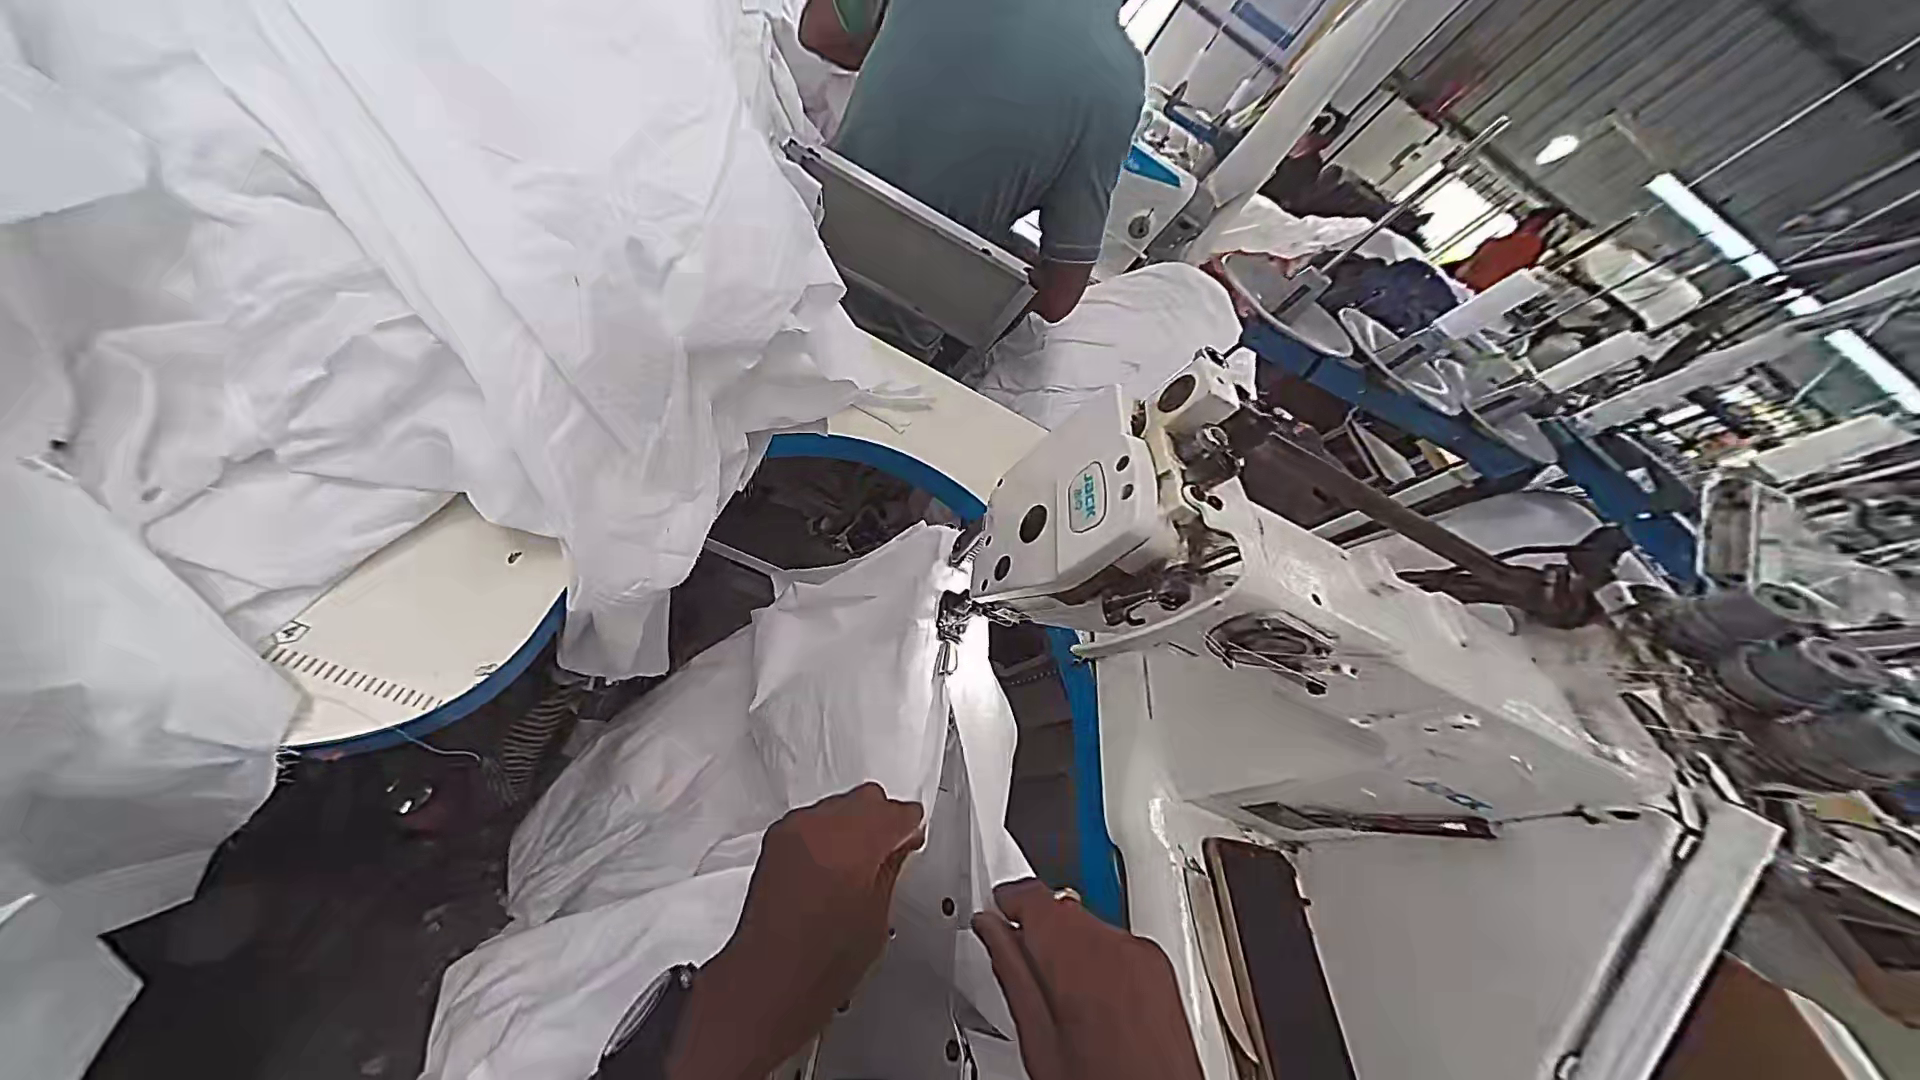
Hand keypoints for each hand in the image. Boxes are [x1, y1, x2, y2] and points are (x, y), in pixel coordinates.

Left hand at [668, 783, 923, 1079]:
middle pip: (868, 799)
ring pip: (839, 805)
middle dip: (882, 818)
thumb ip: (892, 867)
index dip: (909, 826)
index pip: (897, 813)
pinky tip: (830, 861)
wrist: (768, 980)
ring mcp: (798, 828)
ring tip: (855, 861)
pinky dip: (825, 831)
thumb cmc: (819, 964)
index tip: (911, 836)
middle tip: (889, 848)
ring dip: (852, 824)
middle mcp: (825, 826)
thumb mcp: (878, 916)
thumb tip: (898, 845)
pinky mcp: (777, 836)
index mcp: (858, 843)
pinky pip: (813, 818)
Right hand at [971, 879, 1204, 1079]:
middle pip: (1061, 909)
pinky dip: (1099, 959)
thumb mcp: (1037, 1038)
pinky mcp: (1159, 968)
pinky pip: (1116, 943)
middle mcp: (1114, 944)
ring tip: (1062, 998)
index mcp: (1076, 955)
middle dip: (1038, 929)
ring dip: (1069, 946)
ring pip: (1088, 924)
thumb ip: (1010, 970)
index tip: (995, 911)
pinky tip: (1093, 1003)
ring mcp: (1142, 954)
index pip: (1032, 894)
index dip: (1007, 901)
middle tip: (1018, 960)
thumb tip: (991, 930)